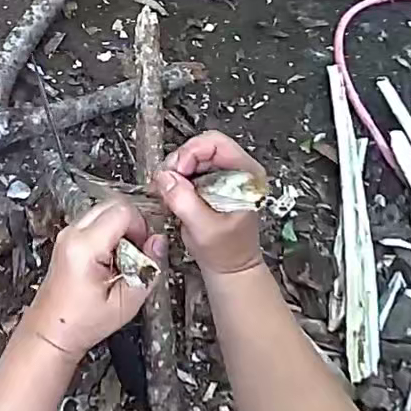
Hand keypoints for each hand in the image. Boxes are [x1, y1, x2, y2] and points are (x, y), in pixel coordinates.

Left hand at [20, 200, 162, 359]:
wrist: (51, 332)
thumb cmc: (81, 322)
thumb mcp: (126, 303)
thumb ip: (148, 269)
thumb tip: (158, 242)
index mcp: (84, 247)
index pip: (122, 211)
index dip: (141, 226)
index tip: (143, 248)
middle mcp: (72, 234)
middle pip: (113, 205)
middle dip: (132, 224)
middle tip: (137, 252)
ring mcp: (67, 234)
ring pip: (104, 210)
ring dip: (121, 228)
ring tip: (123, 258)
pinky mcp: (68, 238)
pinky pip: (95, 221)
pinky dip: (109, 233)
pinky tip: (110, 259)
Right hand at [153, 131, 266, 275]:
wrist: (230, 267)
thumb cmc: (227, 252)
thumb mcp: (204, 228)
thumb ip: (184, 201)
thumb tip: (165, 177)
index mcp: (246, 175)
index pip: (216, 143)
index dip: (191, 152)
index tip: (176, 172)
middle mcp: (236, 170)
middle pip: (201, 147)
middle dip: (179, 162)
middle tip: (167, 182)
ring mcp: (223, 176)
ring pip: (192, 157)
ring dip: (175, 171)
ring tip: (168, 192)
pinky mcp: (211, 183)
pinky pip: (188, 170)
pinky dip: (176, 179)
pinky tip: (173, 195)